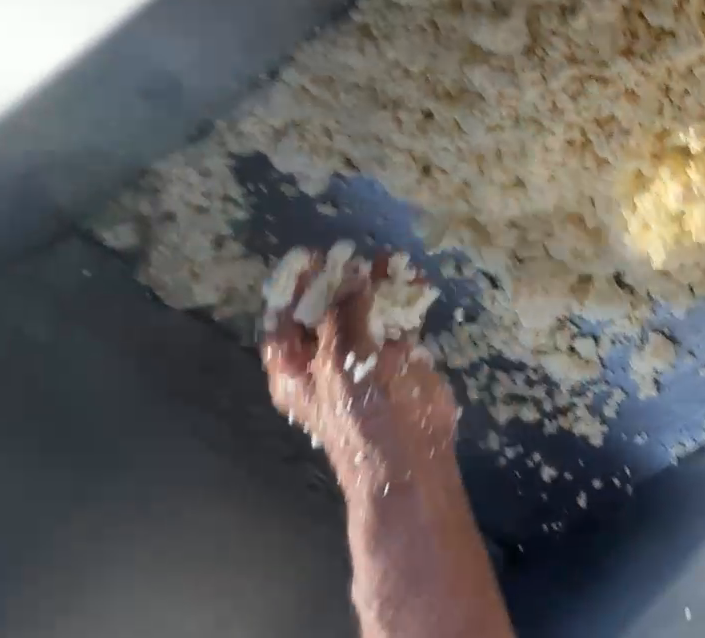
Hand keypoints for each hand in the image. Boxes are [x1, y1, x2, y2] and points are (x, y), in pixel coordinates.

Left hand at [260, 251, 458, 494]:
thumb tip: (352, 275)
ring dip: (379, 284)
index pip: (286, 319)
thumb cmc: (362, 416)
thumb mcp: (341, 364)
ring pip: (368, 310)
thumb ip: (344, 317)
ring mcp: (365, 357)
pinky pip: (401, 320)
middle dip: (342, 280)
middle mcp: (326, 359)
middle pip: (328, 309)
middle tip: (356, 250)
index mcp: (296, 368)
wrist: (409, 453)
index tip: (312, 256)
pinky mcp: (400, 357)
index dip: (294, 287)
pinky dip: (409, 299)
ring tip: (393, 258)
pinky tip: (418, 281)